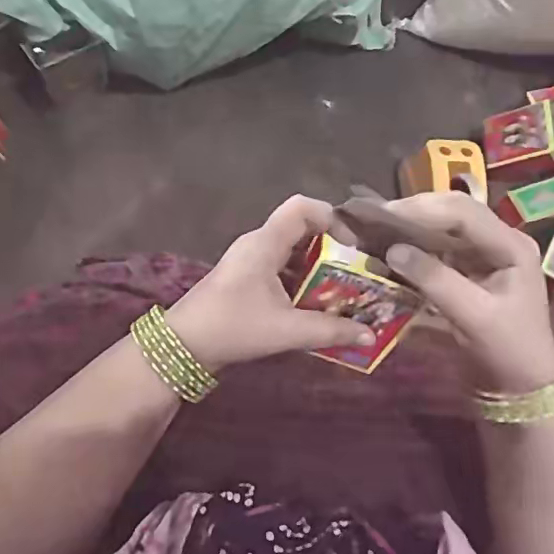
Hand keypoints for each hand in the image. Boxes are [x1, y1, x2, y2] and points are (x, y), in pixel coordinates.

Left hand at [164, 196, 378, 369]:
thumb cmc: (233, 327)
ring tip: (340, 293)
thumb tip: (370, 336)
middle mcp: (257, 245)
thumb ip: (330, 331)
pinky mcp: (244, 280)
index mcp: (265, 243)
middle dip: (331, 250)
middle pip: (301, 230)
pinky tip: (313, 307)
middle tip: (354, 275)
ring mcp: (248, 262)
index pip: (303, 208)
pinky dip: (300, 282)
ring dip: (316, 270)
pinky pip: (280, 270)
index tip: (352, 247)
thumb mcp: (287, 330)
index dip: (332, 219)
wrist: (183, 346)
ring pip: (291, 253)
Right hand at [379, 192, 553, 393]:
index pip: (464, 213)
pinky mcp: (468, 267)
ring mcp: (484, 252)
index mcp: (511, 245)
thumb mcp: (473, 316)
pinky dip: (413, 246)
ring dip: (410, 226)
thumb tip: (393, 250)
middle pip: (452, 212)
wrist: (522, 380)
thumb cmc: (507, 348)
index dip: (422, 210)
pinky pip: (437, 247)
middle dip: (412, 212)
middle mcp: (499, 240)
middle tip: (372, 218)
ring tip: (375, 228)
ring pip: (442, 226)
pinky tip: (389, 248)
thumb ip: (435, 281)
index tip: (383, 215)